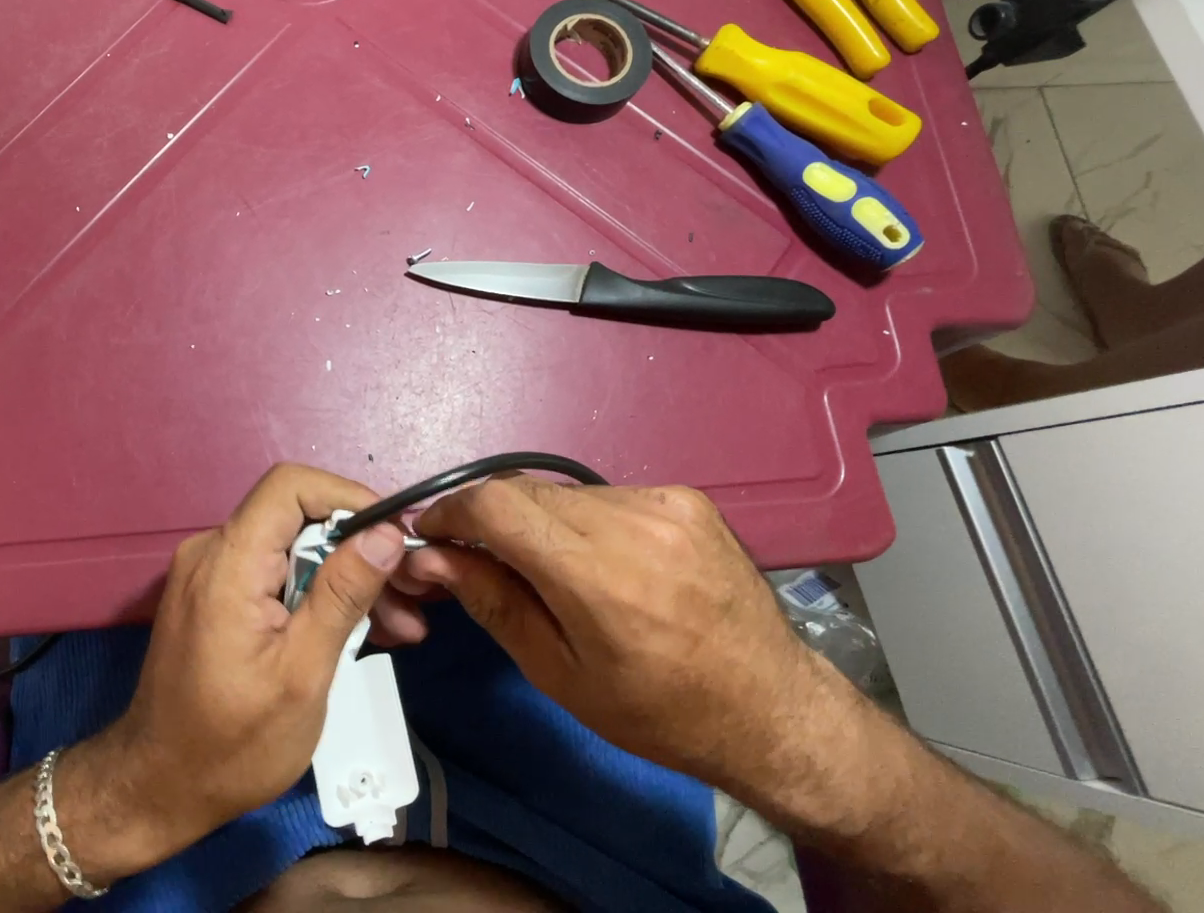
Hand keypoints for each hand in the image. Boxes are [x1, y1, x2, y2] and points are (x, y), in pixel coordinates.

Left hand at [97, 463, 407, 853]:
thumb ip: (342, 595)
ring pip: (292, 550)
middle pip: (297, 519)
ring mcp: (211, 574)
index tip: (394, 536)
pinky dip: (317, 596)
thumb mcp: (302, 674)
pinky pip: (275, 575)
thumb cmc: (231, 744)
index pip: (289, 486)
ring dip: (346, 579)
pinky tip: (361, 632)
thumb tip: (385, 534)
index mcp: (228, 563)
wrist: (158, 787)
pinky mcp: (217, 597)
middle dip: (359, 550)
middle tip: (412, 596)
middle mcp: (212, 552)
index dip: (347, 497)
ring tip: (401, 627)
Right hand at [408, 477, 840, 792]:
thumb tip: (429, 557)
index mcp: (598, 575)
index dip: (450, 510)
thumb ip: (492, 601)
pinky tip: (595, 560)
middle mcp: (632, 521)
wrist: (774, 711)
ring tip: (543, 568)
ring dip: (532, 519)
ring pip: (560, 491)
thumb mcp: (558, 672)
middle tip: (476, 557)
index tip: (432, 533)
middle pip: (522, 491)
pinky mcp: (685, 498)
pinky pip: (602, 494)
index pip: (496, 504)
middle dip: (486, 517)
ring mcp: (665, 503)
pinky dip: (578, 519)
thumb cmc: (657, 712)